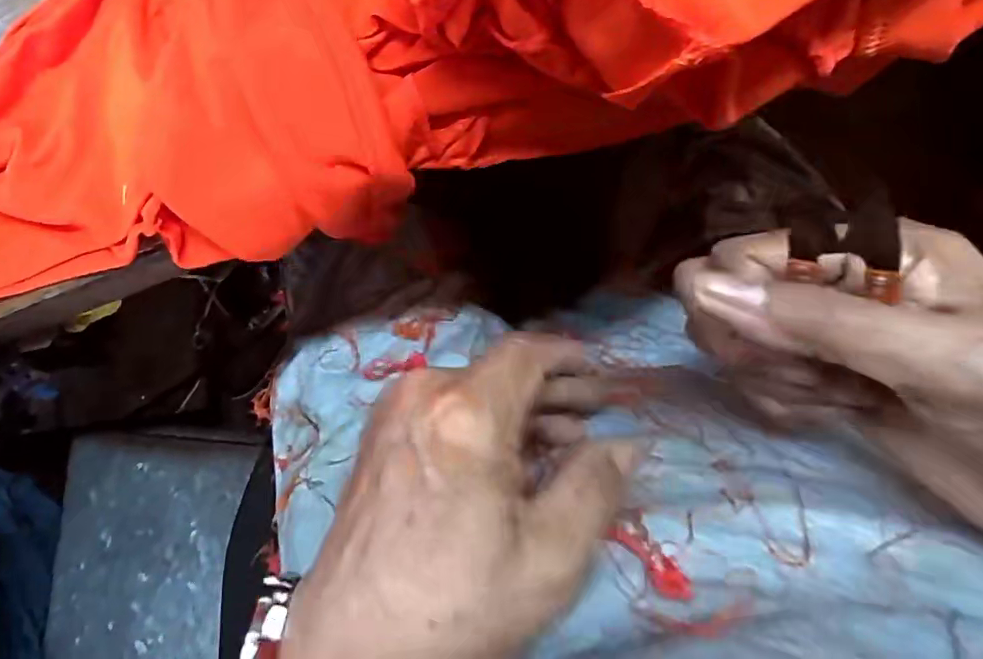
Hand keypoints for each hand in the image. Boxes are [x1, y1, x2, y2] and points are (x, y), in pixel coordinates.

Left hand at [284, 334, 641, 658]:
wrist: (356, 639)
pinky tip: (510, 457)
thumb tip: (626, 444)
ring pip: (472, 388)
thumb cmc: (457, 600)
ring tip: (562, 440)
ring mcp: (396, 408)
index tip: (598, 370)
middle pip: (499, 371)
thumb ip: (594, 489)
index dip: (566, 355)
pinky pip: (444, 406)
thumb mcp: (547, 557)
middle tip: (594, 412)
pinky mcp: (381, 430)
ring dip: (519, 408)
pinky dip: (483, 420)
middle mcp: (425, 392)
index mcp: (466, 410)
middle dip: (551, 389)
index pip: (525, 353)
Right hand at [675, 221, 982, 657]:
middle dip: (755, 339)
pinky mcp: (839, 387)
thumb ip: (821, 323)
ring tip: (835, 403)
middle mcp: (848, 284)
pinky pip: (767, 379)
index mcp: (879, 248)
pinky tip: (831, 417)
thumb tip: (693, 283)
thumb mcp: (949, 363)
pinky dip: (780, 400)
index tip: (761, 346)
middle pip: (741, 291)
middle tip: (813, 382)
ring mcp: (841, 339)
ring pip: (745, 337)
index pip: (759, 248)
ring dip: (769, 374)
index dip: (739, 289)